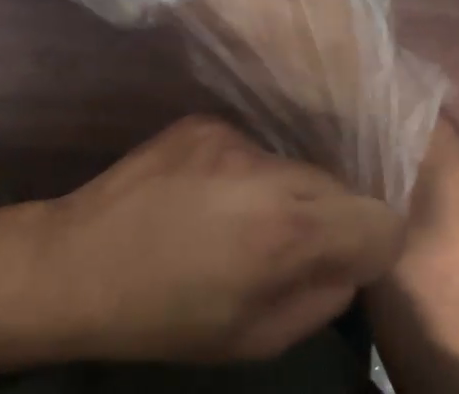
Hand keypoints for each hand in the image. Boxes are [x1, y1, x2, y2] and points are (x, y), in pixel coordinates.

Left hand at [41, 116, 403, 363]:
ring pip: (293, 164)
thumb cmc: (167, 316)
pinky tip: (206, 198)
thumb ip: (323, 296)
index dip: (369, 250)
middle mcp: (263, 165)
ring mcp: (226, 134)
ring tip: (238, 224)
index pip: (380, 219)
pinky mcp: (198, 120)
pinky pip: (250, 148)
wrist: (78, 261)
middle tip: (285, 251)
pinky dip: (246, 173)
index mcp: (285, 226)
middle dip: (328, 220)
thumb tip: (349, 262)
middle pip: (339, 185)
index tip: (338, 267)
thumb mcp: (259, 336)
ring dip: (284, 193)